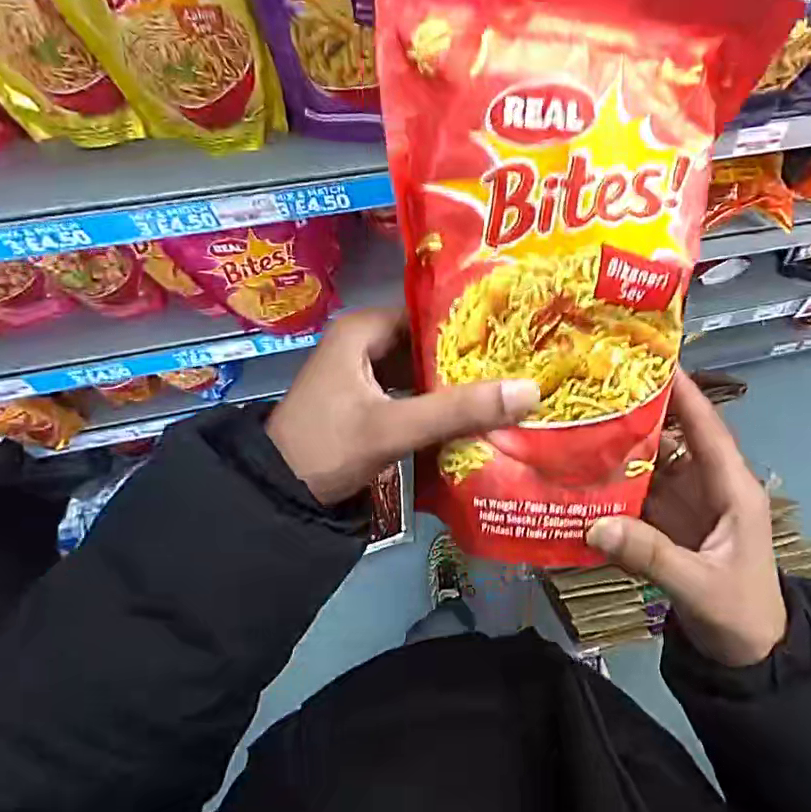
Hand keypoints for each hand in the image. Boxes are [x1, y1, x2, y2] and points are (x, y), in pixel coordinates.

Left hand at [267, 308, 539, 504]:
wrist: (280, 497)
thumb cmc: (328, 448)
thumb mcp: (394, 428)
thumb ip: (458, 410)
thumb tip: (531, 390)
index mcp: (362, 330)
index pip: (427, 314)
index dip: (470, 325)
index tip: (513, 336)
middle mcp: (362, 342)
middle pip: (426, 343)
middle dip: (467, 357)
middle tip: (518, 364)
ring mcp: (363, 373)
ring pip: (420, 370)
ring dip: (454, 382)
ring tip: (506, 386)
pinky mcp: (367, 400)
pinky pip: (410, 391)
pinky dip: (436, 401)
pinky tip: (472, 413)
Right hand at [585, 373, 784, 667]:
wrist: (747, 656)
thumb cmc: (740, 614)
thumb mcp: (700, 585)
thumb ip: (650, 554)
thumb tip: (593, 523)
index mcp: (732, 488)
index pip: (707, 428)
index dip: (684, 392)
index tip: (653, 358)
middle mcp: (707, 484)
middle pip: (672, 437)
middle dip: (638, 411)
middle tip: (593, 387)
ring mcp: (685, 502)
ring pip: (650, 461)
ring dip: (619, 444)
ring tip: (577, 420)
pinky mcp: (666, 520)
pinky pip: (637, 490)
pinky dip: (612, 480)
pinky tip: (580, 470)